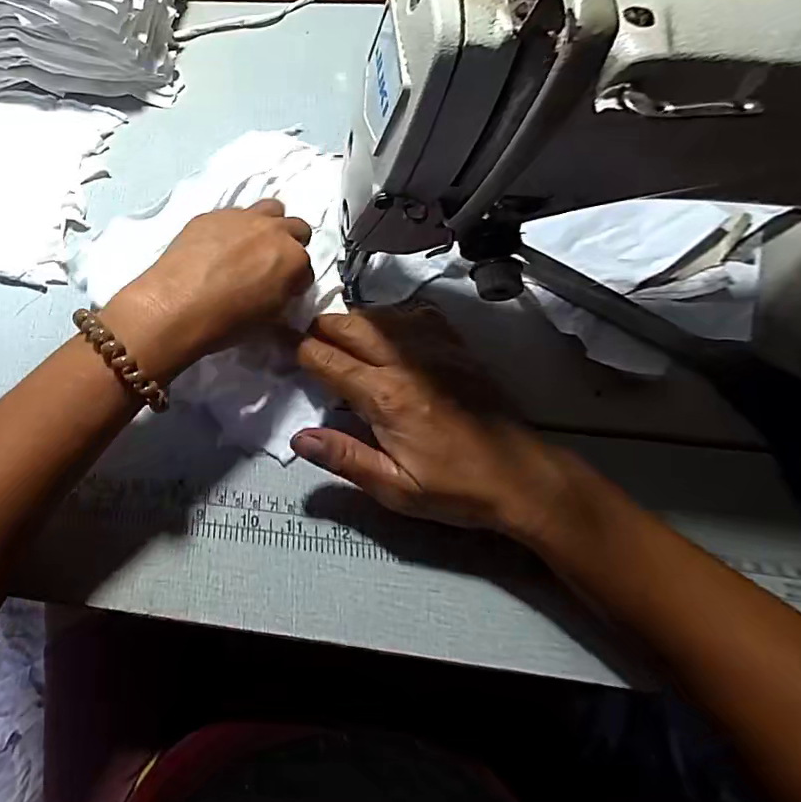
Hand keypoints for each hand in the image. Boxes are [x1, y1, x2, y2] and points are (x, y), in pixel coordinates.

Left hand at [101, 200, 313, 376]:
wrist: (176, 307)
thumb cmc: (227, 321)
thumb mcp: (268, 319)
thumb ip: (282, 295)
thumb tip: (277, 289)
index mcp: (294, 259)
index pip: (306, 268)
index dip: (294, 282)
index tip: (280, 292)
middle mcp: (274, 231)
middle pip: (296, 229)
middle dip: (288, 245)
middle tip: (268, 266)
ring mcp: (242, 217)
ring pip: (270, 210)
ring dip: (266, 225)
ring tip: (248, 247)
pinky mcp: (212, 214)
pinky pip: (232, 215)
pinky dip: (232, 229)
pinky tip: (215, 248)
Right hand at [292, 307, 585, 538]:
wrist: (521, 476)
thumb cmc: (454, 487)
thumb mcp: (395, 488)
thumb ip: (345, 458)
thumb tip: (299, 438)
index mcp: (385, 396)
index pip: (325, 358)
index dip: (296, 350)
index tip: (279, 350)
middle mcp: (405, 360)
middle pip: (346, 323)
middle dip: (318, 329)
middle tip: (305, 345)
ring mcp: (433, 347)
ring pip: (376, 313)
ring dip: (350, 321)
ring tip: (339, 342)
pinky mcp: (454, 345)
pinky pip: (412, 313)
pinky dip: (389, 317)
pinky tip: (385, 335)